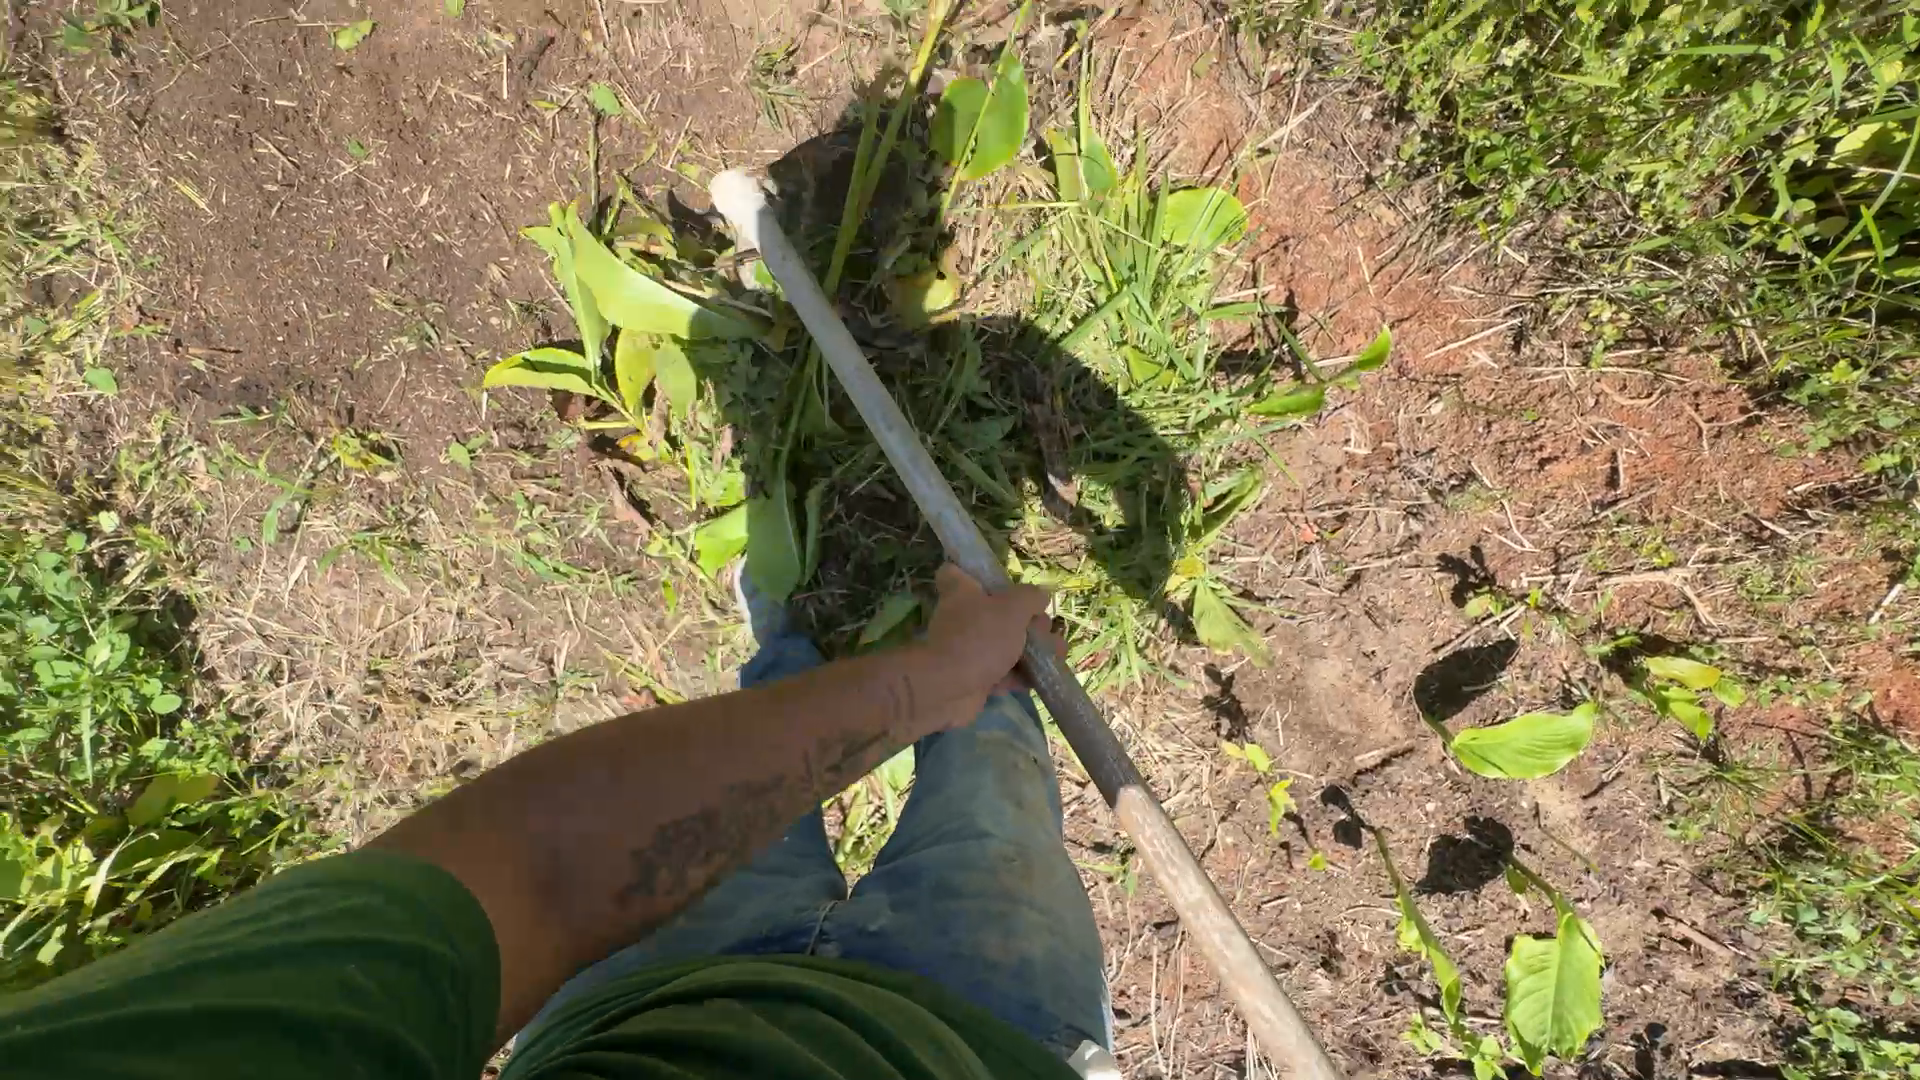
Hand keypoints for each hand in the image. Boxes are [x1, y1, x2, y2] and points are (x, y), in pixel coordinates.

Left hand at [918, 563, 1064, 713]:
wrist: (949, 690)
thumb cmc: (980, 638)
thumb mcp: (1013, 608)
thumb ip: (1030, 598)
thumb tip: (1040, 596)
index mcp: (962, 592)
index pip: (955, 572)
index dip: (973, 573)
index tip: (999, 583)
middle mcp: (962, 618)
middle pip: (998, 611)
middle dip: (1028, 621)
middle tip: (1043, 630)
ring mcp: (968, 650)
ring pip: (1005, 644)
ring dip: (1033, 650)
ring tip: (1057, 654)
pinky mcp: (975, 678)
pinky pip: (1003, 672)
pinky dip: (1021, 675)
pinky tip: (1042, 677)